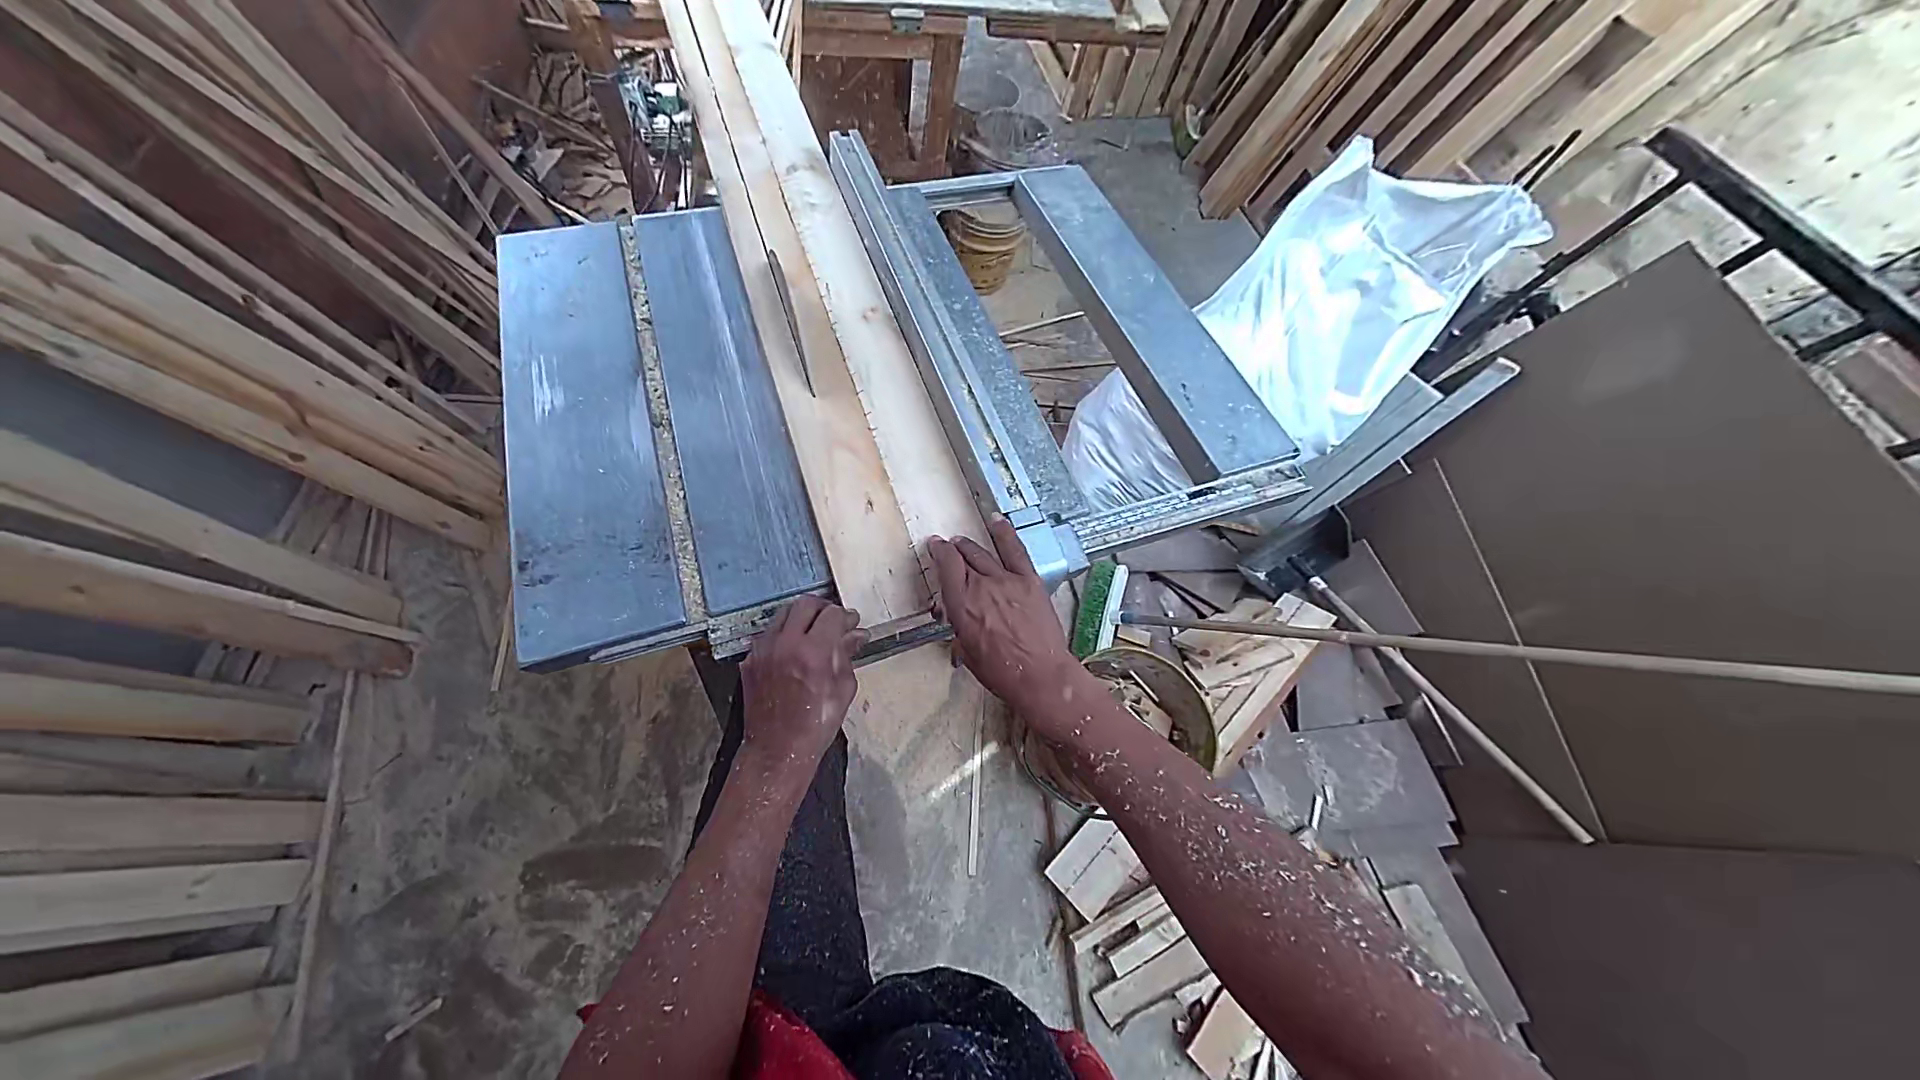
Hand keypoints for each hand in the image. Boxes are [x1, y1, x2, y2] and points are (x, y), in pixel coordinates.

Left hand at [739, 596, 865, 772]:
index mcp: (812, 652)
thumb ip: (847, 655)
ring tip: (814, 634)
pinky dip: (785, 636)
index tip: (852, 622)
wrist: (778, 750)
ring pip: (783, 615)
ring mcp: (763, 651)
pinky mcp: (750, 661)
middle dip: (823, 609)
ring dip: (802, 619)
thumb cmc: (813, 726)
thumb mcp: (843, 690)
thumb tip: (854, 636)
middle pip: (805, 604)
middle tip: (834, 621)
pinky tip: (795, 651)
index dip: (846, 616)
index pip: (832, 615)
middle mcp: (784, 645)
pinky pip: (769, 636)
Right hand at [929, 517, 1089, 725]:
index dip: (938, 552)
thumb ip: (960, 627)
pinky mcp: (1029, 582)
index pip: (946, 565)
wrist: (1040, 675)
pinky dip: (1004, 534)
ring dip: (970, 545)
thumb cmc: (1003, 672)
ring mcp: (1007, 581)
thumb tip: (960, 619)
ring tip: (963, 542)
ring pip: (983, 553)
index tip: (935, 548)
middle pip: (962, 557)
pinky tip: (997, 522)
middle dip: (952, 550)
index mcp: (961, 605)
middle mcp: (981, 587)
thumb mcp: (968, 651)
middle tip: (948, 548)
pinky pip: (1014, 551)